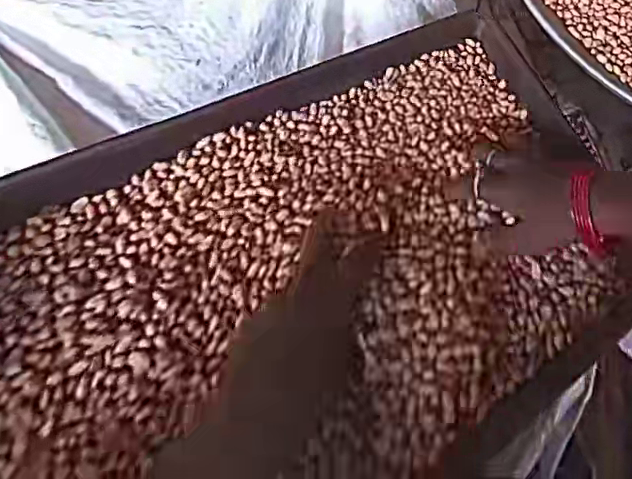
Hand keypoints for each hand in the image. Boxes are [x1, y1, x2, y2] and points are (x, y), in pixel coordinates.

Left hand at [149, 219, 381, 477]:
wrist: (251, 419)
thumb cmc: (305, 398)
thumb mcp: (340, 369)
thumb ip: (346, 341)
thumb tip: (349, 337)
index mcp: (332, 301)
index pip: (359, 259)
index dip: (372, 242)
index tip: (381, 229)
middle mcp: (300, 293)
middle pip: (317, 246)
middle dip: (327, 227)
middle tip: (335, 212)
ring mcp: (272, 305)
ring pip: (293, 287)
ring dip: (303, 293)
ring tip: (310, 318)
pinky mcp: (250, 323)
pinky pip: (273, 313)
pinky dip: (281, 321)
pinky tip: (284, 343)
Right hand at [452, 145, 581, 256]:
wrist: (595, 198)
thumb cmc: (557, 222)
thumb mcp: (526, 240)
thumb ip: (500, 240)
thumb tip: (477, 243)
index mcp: (502, 189)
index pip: (472, 186)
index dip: (457, 187)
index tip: (445, 189)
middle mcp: (515, 168)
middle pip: (489, 156)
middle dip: (477, 156)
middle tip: (470, 155)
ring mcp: (537, 158)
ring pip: (511, 145)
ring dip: (502, 145)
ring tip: (498, 142)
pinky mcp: (557, 155)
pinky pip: (535, 145)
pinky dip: (528, 145)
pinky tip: (532, 147)